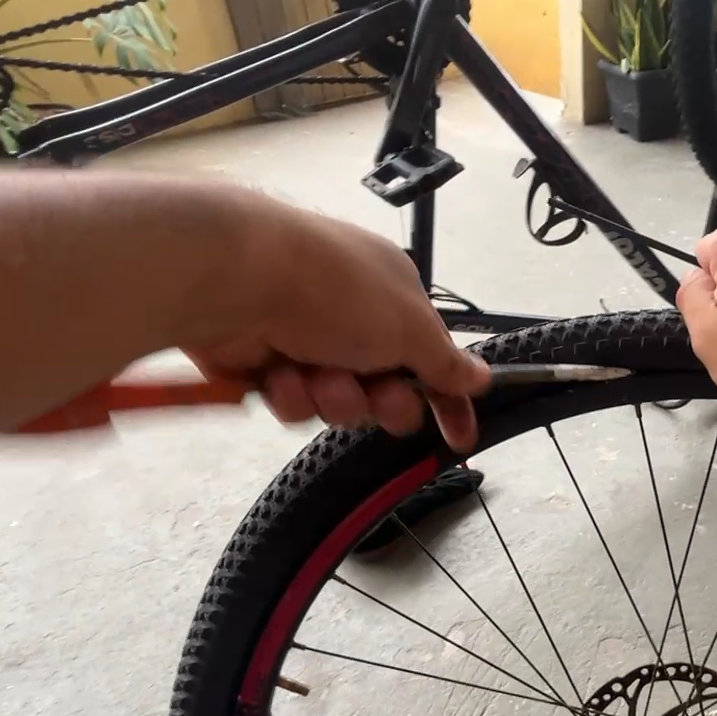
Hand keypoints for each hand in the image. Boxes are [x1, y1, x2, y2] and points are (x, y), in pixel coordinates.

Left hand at [183, 196, 490, 449]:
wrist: (234, 277)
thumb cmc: (334, 290)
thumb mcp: (409, 327)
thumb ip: (446, 363)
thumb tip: (482, 376)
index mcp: (396, 298)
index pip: (436, 360)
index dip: (450, 402)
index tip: (460, 438)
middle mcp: (356, 319)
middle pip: (388, 391)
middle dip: (385, 402)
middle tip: (381, 398)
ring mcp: (310, 340)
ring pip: (342, 404)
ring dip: (335, 398)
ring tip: (318, 375)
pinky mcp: (267, 364)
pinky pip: (297, 403)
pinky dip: (293, 394)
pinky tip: (280, 374)